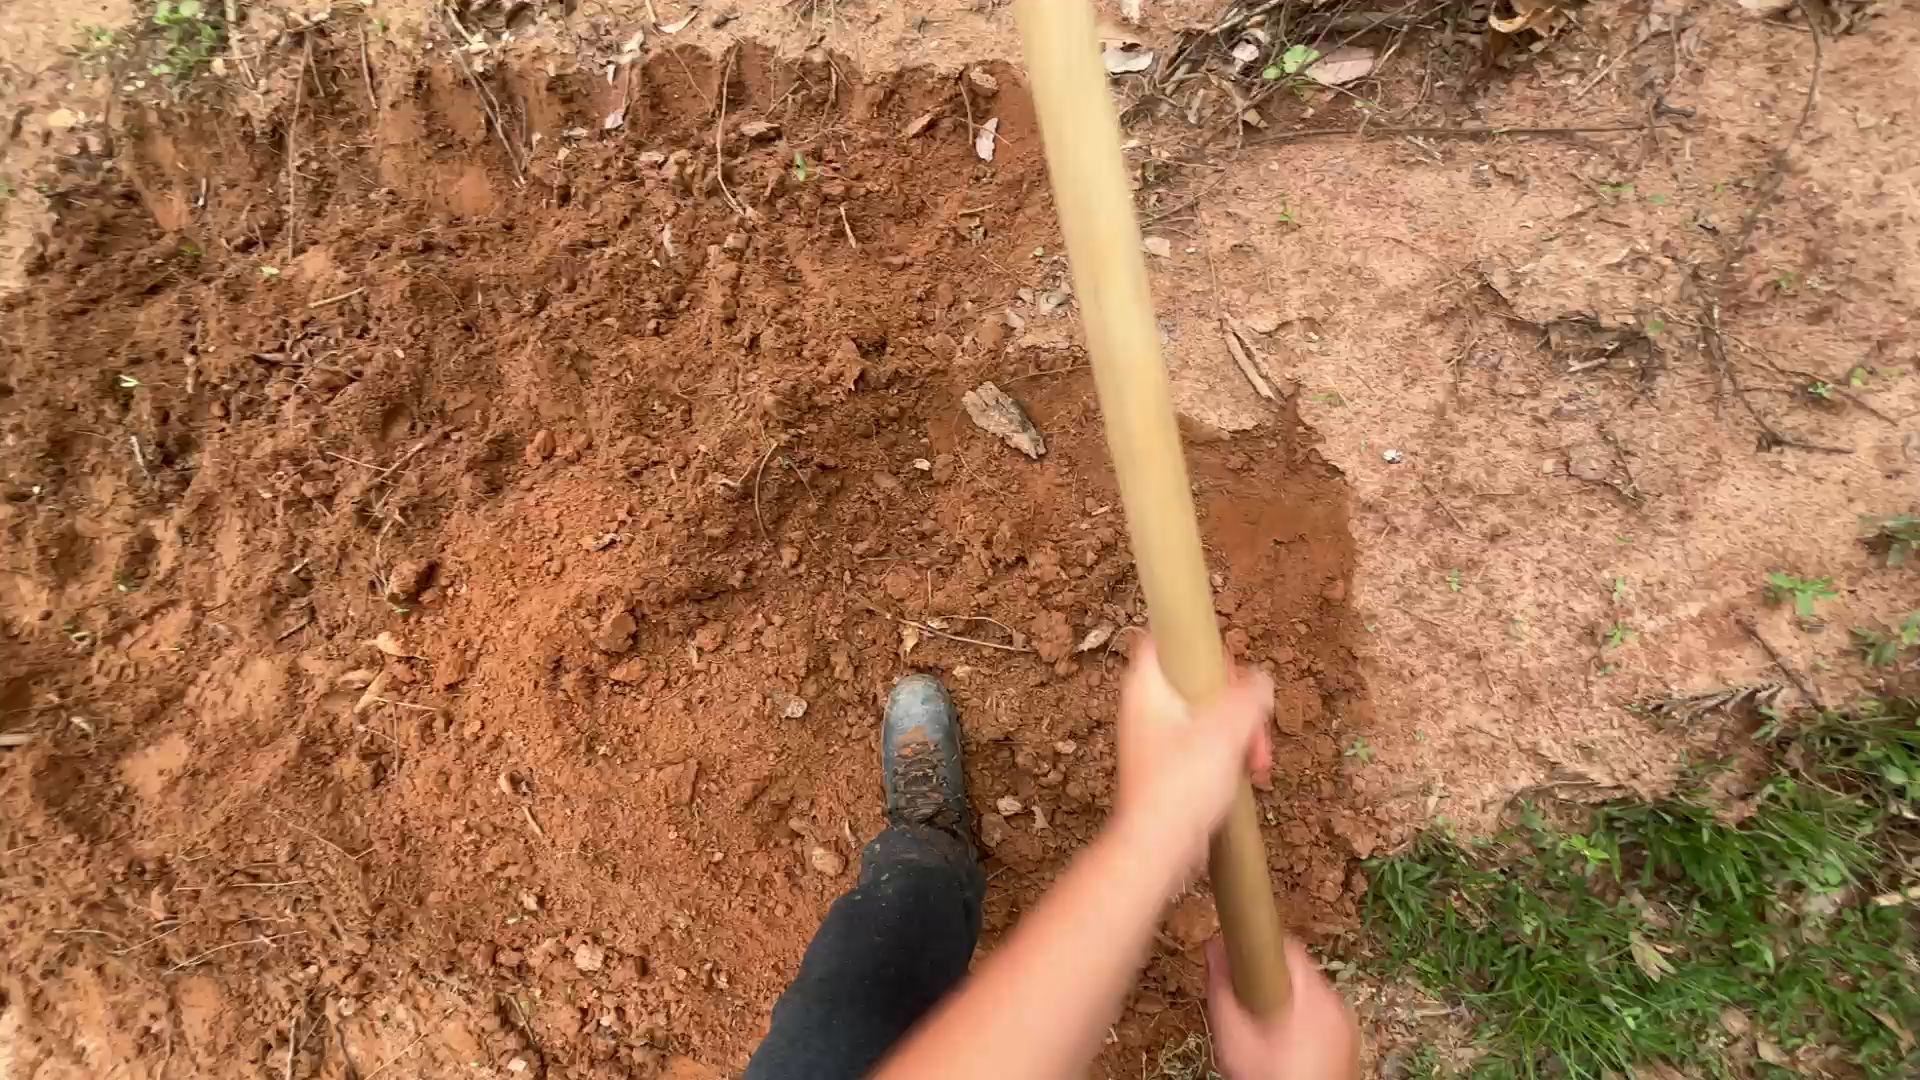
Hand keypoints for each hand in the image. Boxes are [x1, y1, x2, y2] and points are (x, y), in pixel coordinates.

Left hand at [1115, 640, 1272, 873]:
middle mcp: (1145, 706)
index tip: (1225, 666)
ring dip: (1238, 732)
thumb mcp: (1226, 730)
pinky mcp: (1165, 765)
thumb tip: (1260, 680)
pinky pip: (1201, 745)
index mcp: (1147, 685)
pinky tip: (1248, 773)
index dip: (1197, 646)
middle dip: (1235, 701)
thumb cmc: (1181, 783)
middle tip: (1255, 723)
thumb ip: (1248, 698)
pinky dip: (1225, 754)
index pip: (1163, 641)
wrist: (1158, 845)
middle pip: (1195, 682)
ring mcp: (1155, 736)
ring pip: (1204, 716)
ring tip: (1258, 758)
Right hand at [1205, 938, 1360, 1079]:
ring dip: (1283, 999)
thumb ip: (1220, 984)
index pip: (1286, 944)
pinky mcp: (1349, 1048)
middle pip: (1296, 969)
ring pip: (1307, 993)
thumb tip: (1212, 945)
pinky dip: (1299, 1021)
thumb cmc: (1268, 1077)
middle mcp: (1337, 1005)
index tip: (1236, 957)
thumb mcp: (1232, 1034)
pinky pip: (1320, 1017)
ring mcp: (1347, 1028)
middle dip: (1267, 976)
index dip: (1256, 945)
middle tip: (1243, 998)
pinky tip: (1280, 1045)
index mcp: (1313, 994)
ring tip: (1260, 1026)